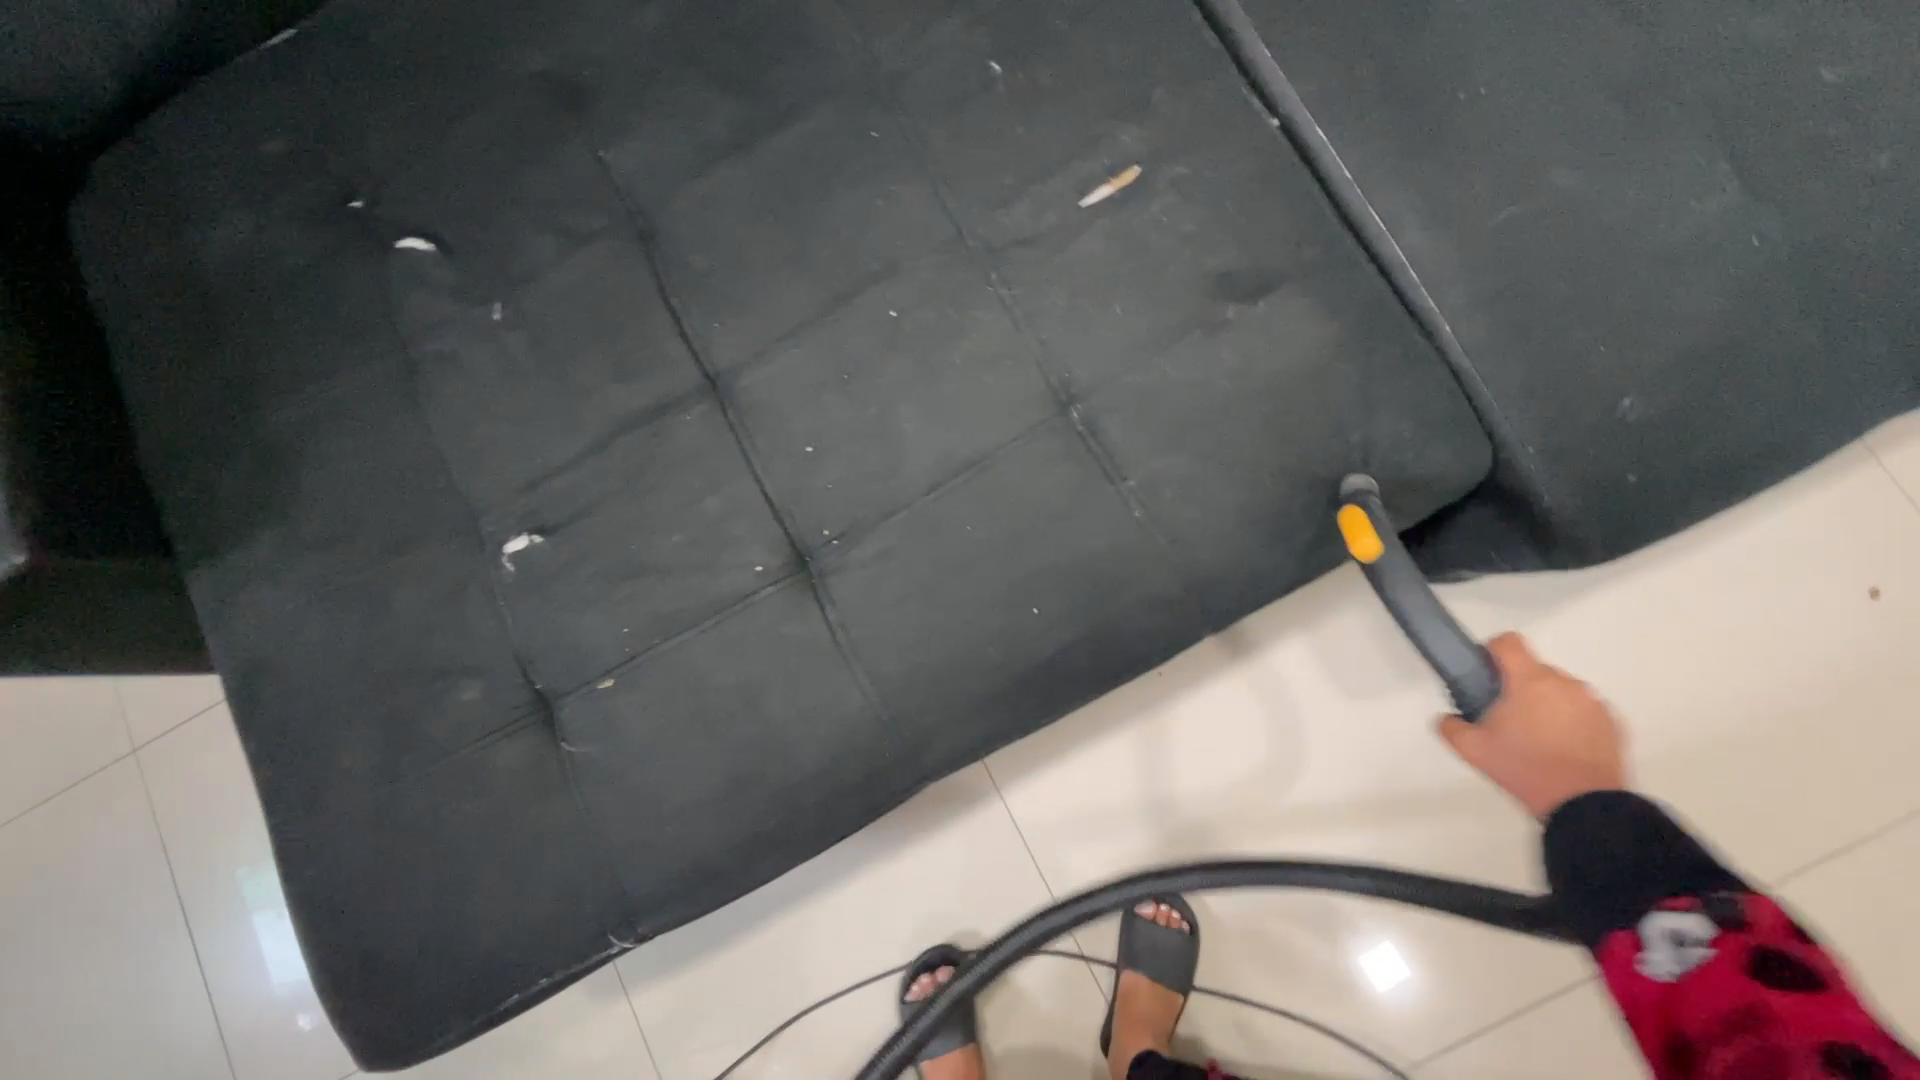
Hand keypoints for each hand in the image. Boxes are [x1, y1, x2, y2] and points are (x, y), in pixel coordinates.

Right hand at [1437, 633, 1627, 818]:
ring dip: (1546, 703)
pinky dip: (1571, 721)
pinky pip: (1583, 710)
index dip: (1491, 650)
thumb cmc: (1524, 768)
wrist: (1585, 804)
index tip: (1484, 673)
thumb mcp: (1472, 750)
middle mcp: (1565, 683)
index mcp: (1530, 681)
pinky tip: (1563, 749)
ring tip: (1539, 738)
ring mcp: (1593, 702)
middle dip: (1519, 686)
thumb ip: (1450, 726)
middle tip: (1508, 718)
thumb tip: (1448, 718)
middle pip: (1534, 670)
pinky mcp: (1614, 723)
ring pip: (1561, 690)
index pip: (1509, 642)